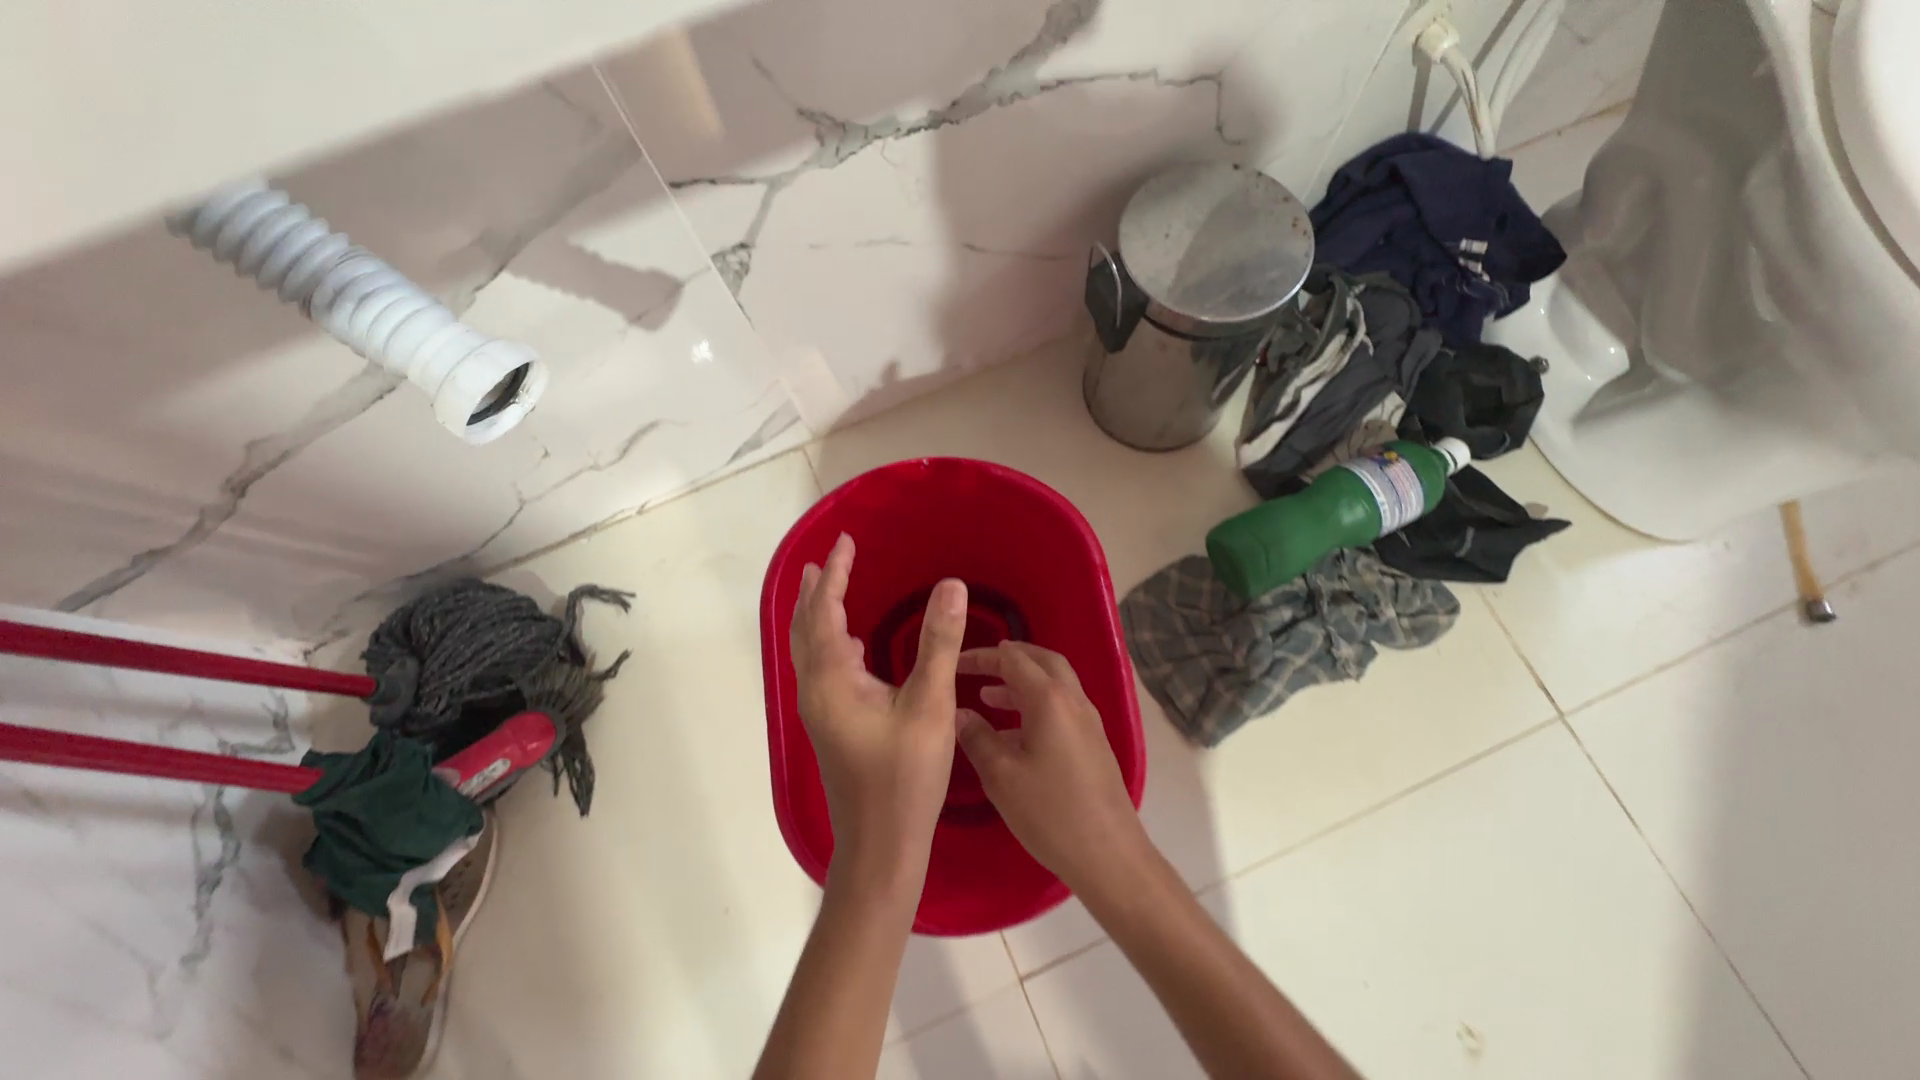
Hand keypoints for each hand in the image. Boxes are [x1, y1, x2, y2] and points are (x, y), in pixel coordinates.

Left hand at [791, 533, 967, 888]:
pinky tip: (856, 651)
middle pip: (806, 629)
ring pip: (811, 652)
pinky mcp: (831, 728)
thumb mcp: (930, 704)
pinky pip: (823, 671)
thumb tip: (951, 586)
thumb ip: (939, 642)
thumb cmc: (904, 775)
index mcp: (832, 679)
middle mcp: (816, 690)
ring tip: (831, 592)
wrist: (880, 845)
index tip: (846, 541)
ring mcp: (820, 712)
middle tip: (827, 560)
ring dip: (819, 617)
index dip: (836, 574)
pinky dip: (831, 645)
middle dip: (817, 591)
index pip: (826, 611)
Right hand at [954, 642, 1149, 893]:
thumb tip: (960, 714)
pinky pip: (1062, 708)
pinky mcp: (1094, 745)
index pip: (1013, 660)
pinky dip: (1036, 705)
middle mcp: (1074, 701)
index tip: (954, 664)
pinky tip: (1013, 734)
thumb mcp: (1001, 776)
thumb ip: (977, 738)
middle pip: (1043, 662)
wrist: (1108, 854)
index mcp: (1050, 699)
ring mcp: (1089, 723)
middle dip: (1010, 658)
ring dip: (1023, 683)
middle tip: (978, 666)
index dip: (982, 657)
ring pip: (1055, 685)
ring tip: (988, 697)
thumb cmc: (1049, 812)